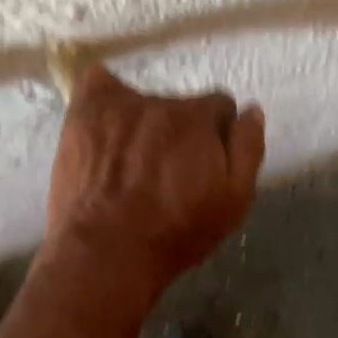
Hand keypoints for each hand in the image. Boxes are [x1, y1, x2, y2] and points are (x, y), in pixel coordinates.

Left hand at [43, 63, 265, 302]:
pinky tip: (103, 121)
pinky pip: (98, 83)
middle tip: (165, 171)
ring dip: (143, 124)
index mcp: (199, 118)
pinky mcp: (86, 112)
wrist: (104, 254)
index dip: (215, 135)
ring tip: (129, 161)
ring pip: (141, 102)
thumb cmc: (175, 233)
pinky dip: (104, 97)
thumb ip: (248, 149)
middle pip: (179, 106)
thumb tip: (252, 109)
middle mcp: (161, 102)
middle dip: (179, 132)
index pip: (218, 106)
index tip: (203, 163)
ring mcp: (120, 105)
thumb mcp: (234, 201)